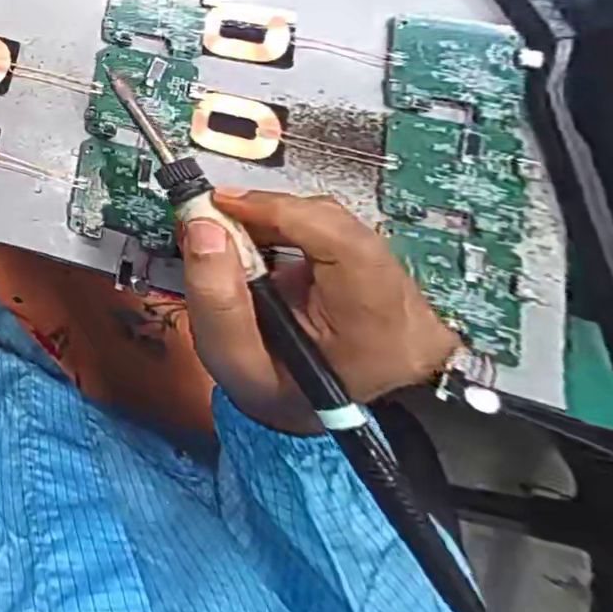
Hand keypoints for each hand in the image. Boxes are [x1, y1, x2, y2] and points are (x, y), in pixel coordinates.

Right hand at [177, 190, 459, 434]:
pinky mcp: (384, 274)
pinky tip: (255, 241)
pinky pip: (335, 230)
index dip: (282, 212)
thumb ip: (214, 296)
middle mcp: (407, 311)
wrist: (302, 407)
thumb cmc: (271, 389)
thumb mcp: (229, 357)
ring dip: (274, 219)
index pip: (346, 245)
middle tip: (214, 219)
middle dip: (268, 213)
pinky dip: (286, 227)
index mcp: (376, 336)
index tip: (225, 204)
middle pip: (340, 227)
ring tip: (229, 235)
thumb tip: (206, 228)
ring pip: (336, 224)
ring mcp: (402, 291)